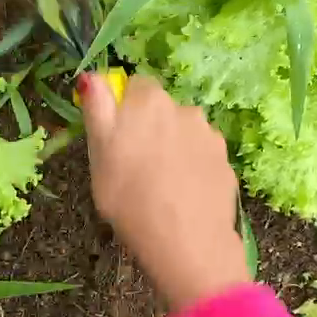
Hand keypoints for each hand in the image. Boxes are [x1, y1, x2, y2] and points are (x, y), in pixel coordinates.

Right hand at [79, 72, 250, 311]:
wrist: (186, 241)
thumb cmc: (130, 199)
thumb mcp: (98, 154)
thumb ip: (97, 109)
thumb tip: (91, 75)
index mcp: (148, 101)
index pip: (134, 86)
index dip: (121, 111)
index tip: (114, 140)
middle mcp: (184, 108)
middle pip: (161, 109)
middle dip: (148, 128)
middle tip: (132, 167)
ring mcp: (209, 135)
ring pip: (183, 133)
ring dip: (171, 148)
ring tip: (158, 185)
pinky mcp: (225, 162)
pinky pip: (201, 157)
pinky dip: (190, 169)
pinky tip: (180, 196)